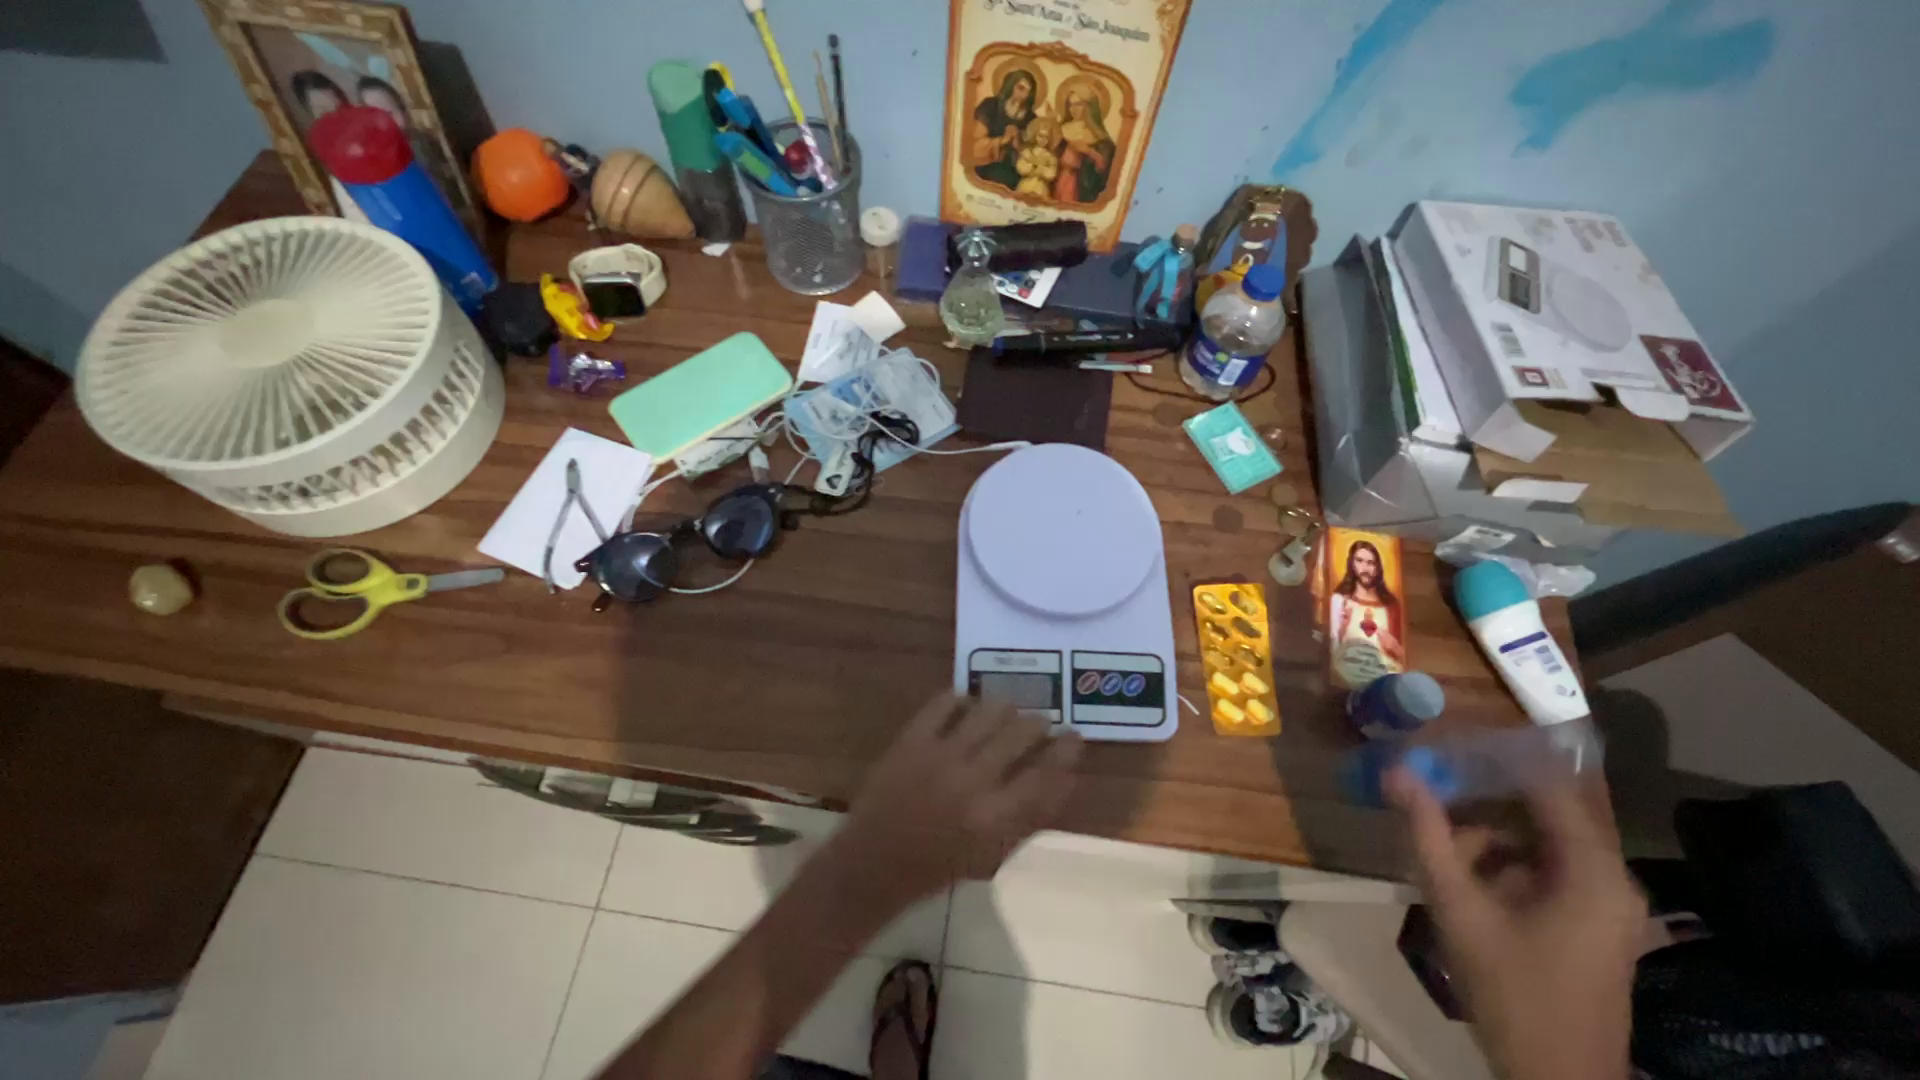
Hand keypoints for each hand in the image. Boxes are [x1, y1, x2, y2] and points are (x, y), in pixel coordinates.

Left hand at [836, 692, 1082, 904]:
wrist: (873, 864)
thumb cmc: (938, 868)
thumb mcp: (994, 853)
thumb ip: (1031, 816)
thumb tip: (1065, 777)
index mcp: (995, 817)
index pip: (1046, 773)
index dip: (1067, 750)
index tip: (1075, 736)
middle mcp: (972, 781)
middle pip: (1021, 733)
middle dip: (1038, 723)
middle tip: (1039, 723)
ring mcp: (940, 756)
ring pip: (988, 711)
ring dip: (1004, 708)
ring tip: (1005, 712)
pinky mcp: (911, 741)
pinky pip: (944, 703)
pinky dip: (960, 700)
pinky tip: (965, 706)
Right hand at [1387, 768, 1645, 1079]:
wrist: (1559, 1079)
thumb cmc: (1512, 991)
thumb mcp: (1458, 908)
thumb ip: (1427, 836)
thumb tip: (1397, 773)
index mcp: (1592, 870)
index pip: (1549, 784)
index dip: (1497, 757)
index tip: (1448, 741)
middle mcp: (1610, 878)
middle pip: (1543, 813)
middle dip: (1483, 801)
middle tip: (1429, 790)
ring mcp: (1607, 905)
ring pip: (1542, 844)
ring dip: (1489, 838)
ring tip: (1440, 850)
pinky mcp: (1595, 925)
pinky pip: (1549, 872)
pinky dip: (1506, 866)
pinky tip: (1465, 882)